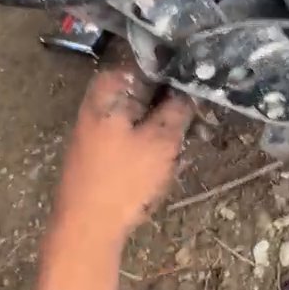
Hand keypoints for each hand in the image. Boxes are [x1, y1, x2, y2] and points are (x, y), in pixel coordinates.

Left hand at [49, 64, 191, 246]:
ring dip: (167, 128)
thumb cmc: (123, 180)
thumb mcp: (161, 141)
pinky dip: (153, 144)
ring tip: (186, 147)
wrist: (86, 228)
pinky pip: (134, 136)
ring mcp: (99, 127)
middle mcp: (99, 101)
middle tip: (202, 120)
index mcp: (109, 89)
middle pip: (147, 90)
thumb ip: (178, 109)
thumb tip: (191, 87)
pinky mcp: (102, 151)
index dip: (178, 70)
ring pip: (143, 116)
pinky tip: (169, 162)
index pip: (150, 61)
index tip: (201, 84)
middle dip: (175, 103)